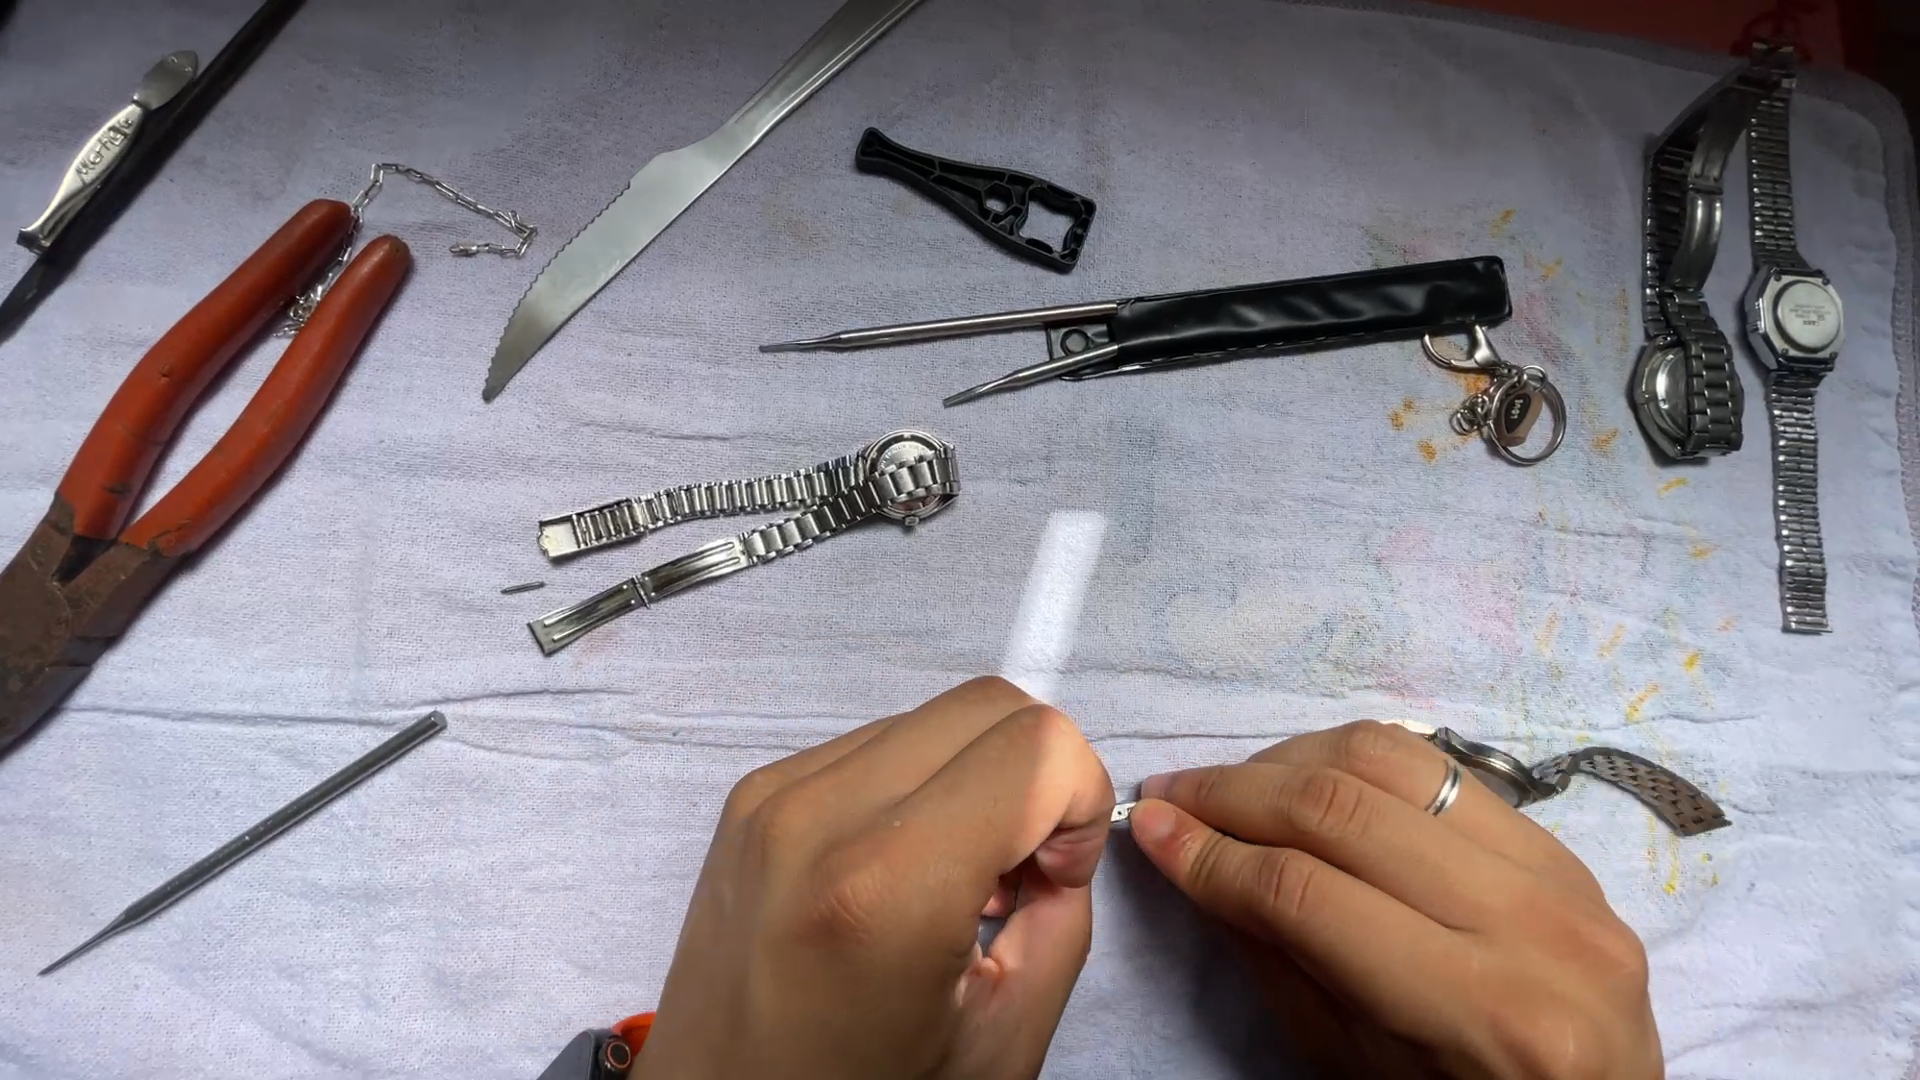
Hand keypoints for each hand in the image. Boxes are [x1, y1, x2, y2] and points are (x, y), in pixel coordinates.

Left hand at [635, 677, 1112, 1079]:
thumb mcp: (1006, 1039)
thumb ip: (1064, 908)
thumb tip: (1053, 826)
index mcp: (887, 889)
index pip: (1037, 745)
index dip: (1079, 796)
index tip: (1056, 872)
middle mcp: (819, 812)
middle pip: (990, 702)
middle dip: (1036, 769)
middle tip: (1017, 861)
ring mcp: (775, 790)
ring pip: (935, 712)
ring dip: (976, 770)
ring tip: (953, 863)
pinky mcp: (754, 787)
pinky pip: (879, 737)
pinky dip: (921, 777)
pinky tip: (900, 855)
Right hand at [1127, 721, 1661, 1079]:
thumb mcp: (1345, 1058)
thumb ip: (1266, 942)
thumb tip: (1183, 844)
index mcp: (1489, 1017)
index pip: (1306, 894)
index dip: (1210, 852)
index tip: (1148, 825)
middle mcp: (1537, 926)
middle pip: (1337, 809)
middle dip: (1230, 792)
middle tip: (1171, 791)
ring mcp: (1559, 869)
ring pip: (1379, 756)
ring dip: (1281, 759)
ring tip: (1232, 784)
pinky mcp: (1552, 837)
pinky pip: (1424, 759)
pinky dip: (1341, 754)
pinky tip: (1300, 776)